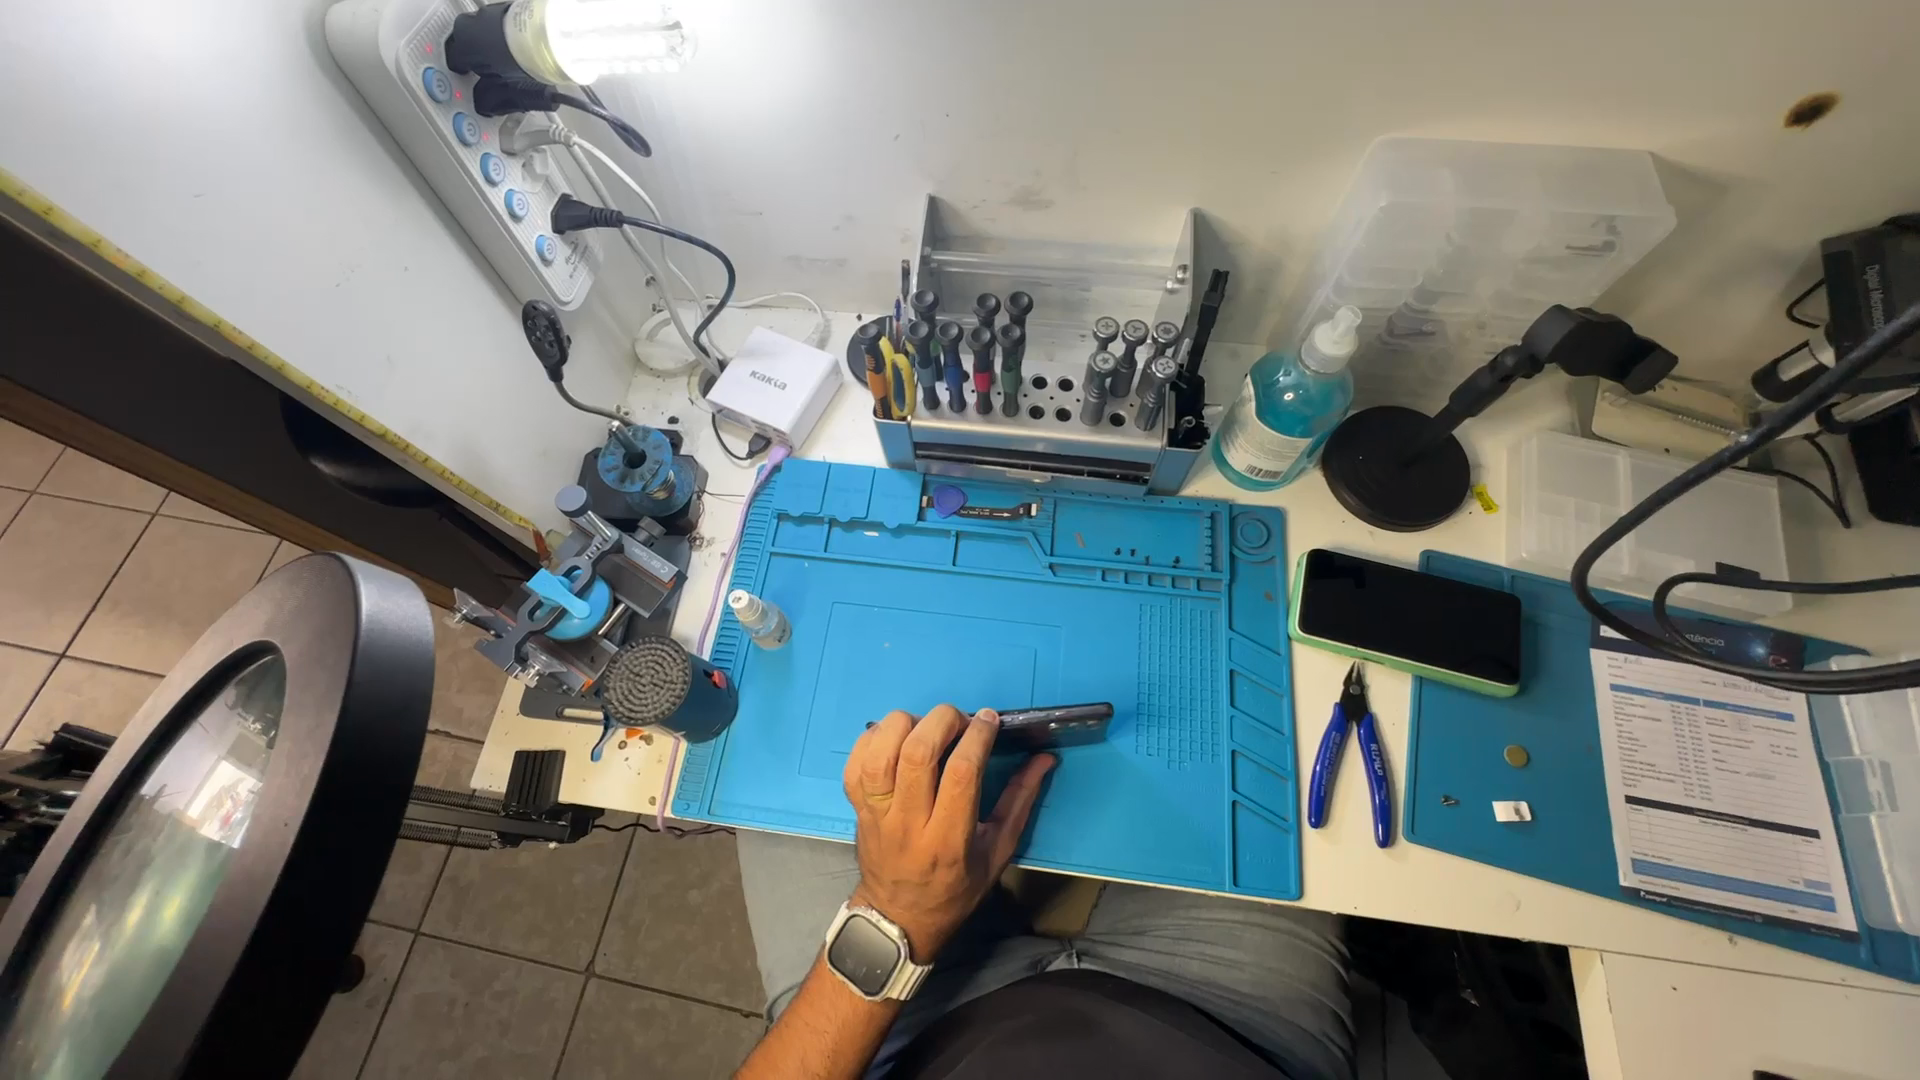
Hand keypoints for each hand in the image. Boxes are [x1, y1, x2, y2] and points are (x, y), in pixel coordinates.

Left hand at [841, 705, 1054, 961]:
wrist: (898, 918)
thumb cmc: (955, 887)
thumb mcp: (997, 852)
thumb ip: (1020, 801)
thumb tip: (1044, 758)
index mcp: (949, 840)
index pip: (961, 773)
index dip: (977, 737)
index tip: (989, 720)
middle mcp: (909, 823)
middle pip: (917, 754)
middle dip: (942, 721)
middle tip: (959, 720)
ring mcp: (876, 813)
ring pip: (880, 752)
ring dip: (906, 725)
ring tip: (926, 727)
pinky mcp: (855, 806)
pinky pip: (856, 761)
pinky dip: (874, 737)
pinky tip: (896, 737)